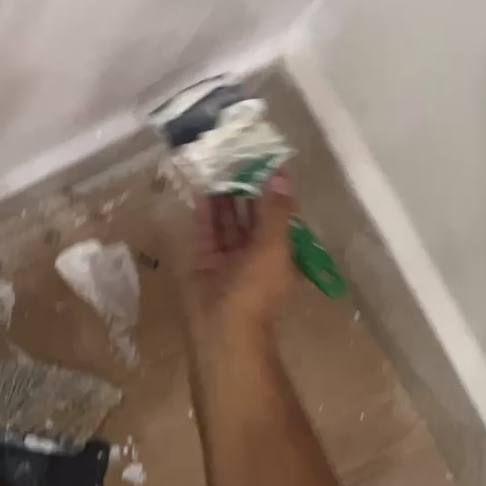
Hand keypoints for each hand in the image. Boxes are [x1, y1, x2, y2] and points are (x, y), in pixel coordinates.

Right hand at [166, 175, 298, 362]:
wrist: (221, 329)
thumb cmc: (255, 289)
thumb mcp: (275, 247)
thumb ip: (275, 211)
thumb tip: (279, 175)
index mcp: (281, 253)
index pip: (281, 214)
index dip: (276, 189)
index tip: (268, 160)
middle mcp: (256, 253)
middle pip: (253, 215)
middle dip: (248, 189)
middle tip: (239, 156)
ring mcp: (228, 258)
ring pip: (228, 222)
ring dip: (225, 197)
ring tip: (219, 167)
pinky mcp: (204, 262)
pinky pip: (206, 232)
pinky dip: (206, 213)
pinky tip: (203, 190)